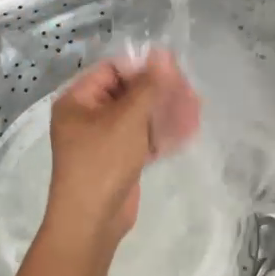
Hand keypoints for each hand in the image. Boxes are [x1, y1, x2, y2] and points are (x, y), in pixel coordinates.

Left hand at [47, 50, 199, 244]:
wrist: (91, 221)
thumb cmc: (102, 163)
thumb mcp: (127, 119)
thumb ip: (148, 86)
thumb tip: (163, 54)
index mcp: (78, 100)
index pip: (112, 70)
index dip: (143, 68)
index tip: (174, 71)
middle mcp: (87, 117)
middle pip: (128, 93)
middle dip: (160, 93)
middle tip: (190, 93)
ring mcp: (103, 141)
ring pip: (139, 118)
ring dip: (166, 113)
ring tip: (196, 111)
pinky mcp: (119, 161)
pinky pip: (142, 140)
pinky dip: (162, 135)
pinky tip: (188, 131)